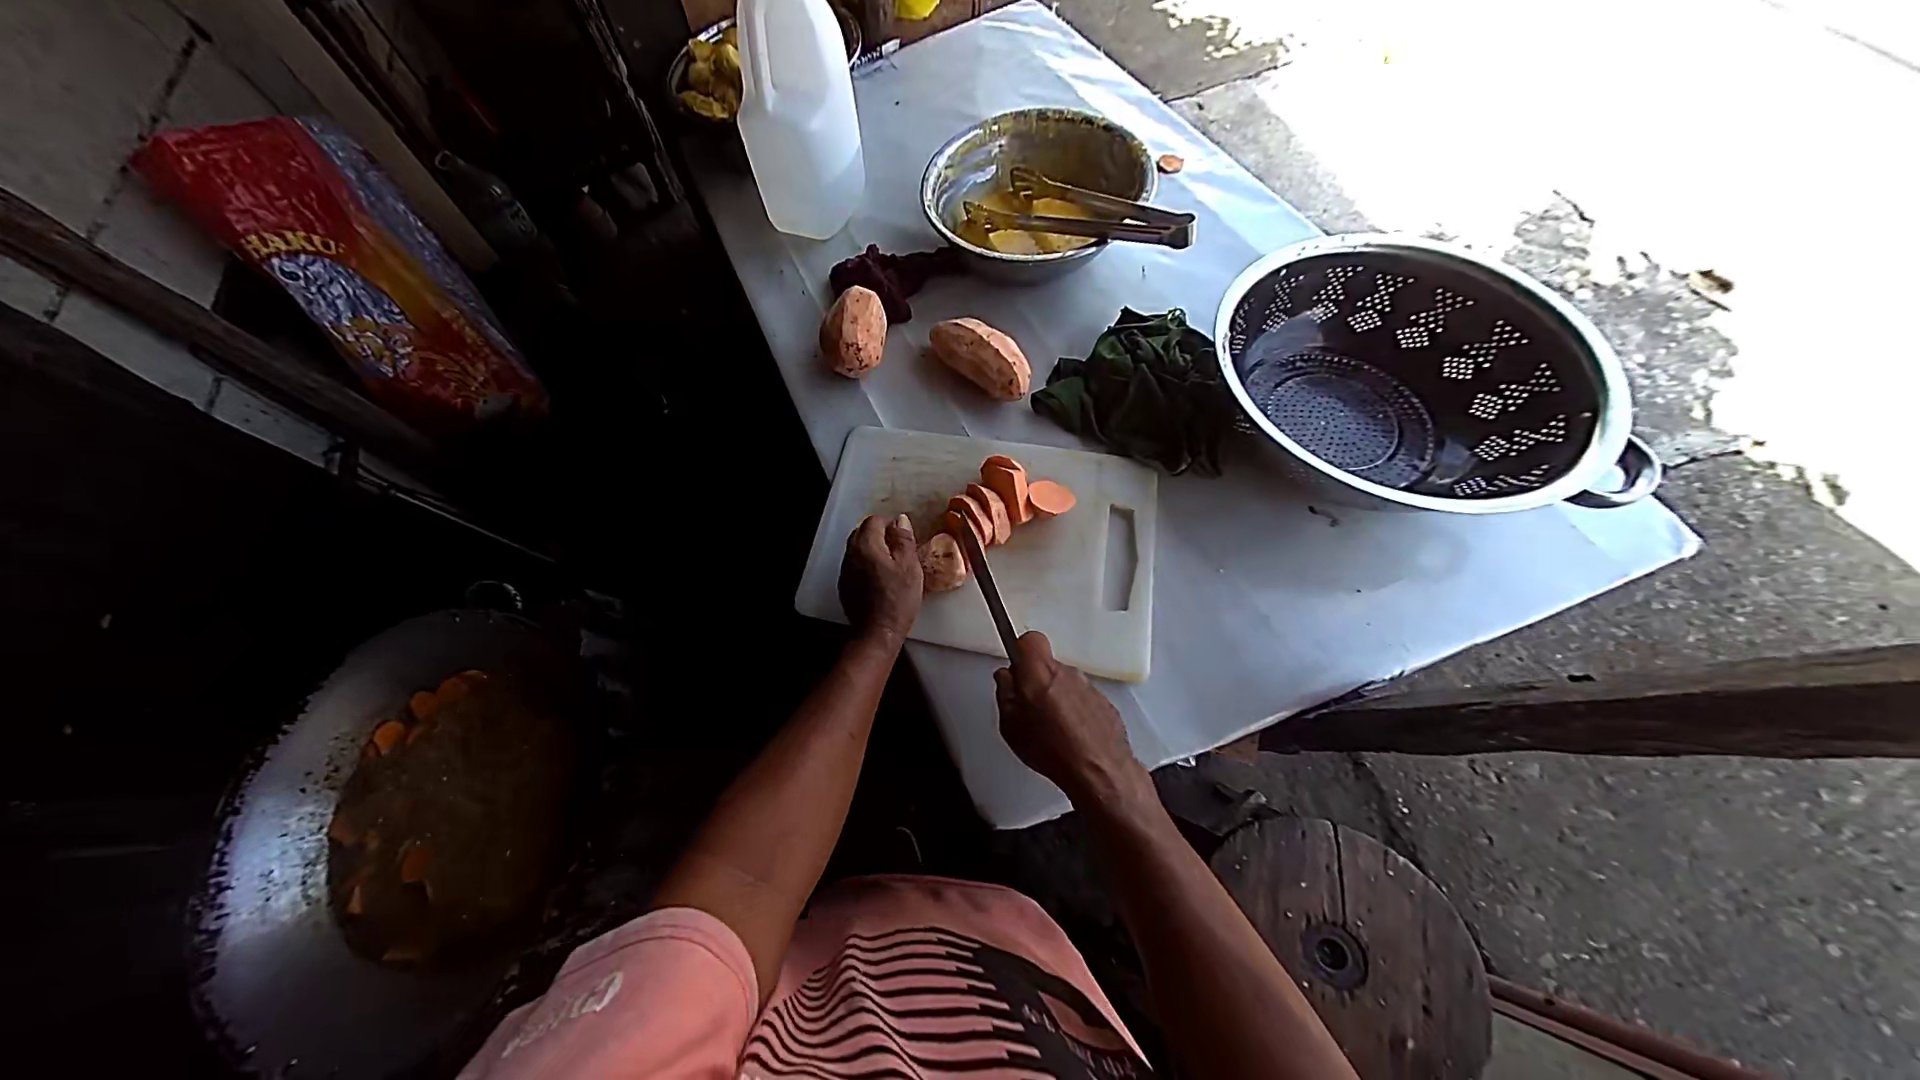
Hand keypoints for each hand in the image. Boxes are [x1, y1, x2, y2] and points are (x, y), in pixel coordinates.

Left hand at [839, 514, 921, 647]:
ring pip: (857, 549)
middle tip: (899, 547)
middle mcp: (850, 554)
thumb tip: (900, 521)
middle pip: (862, 532)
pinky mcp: (845, 586)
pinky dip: (866, 564)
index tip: (904, 535)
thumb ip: (904, 539)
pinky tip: (880, 578)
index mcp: (865, 545)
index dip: (890, 523)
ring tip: (891, 563)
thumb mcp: (909, 566)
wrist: (878, 632)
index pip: (874, 520)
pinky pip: (855, 565)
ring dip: (872, 549)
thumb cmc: (897, 599)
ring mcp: (845, 571)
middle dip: (880, 534)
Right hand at [995, 631, 1148, 804]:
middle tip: (1027, 705)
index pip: (1029, 640)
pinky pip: (1082, 698)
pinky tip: (1067, 735)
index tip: (1015, 665)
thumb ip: (1005, 693)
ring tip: (1048, 727)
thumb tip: (1005, 680)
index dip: (1020, 650)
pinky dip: (1074, 711)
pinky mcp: (1103, 702)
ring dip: (1056, 697)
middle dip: (1035, 680)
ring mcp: (1088, 687)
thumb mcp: (1011, 725)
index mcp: (1040, 674)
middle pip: (1047, 664)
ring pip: (1065, 682)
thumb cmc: (1055, 751)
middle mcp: (1067, 674)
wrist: (1098, 771)